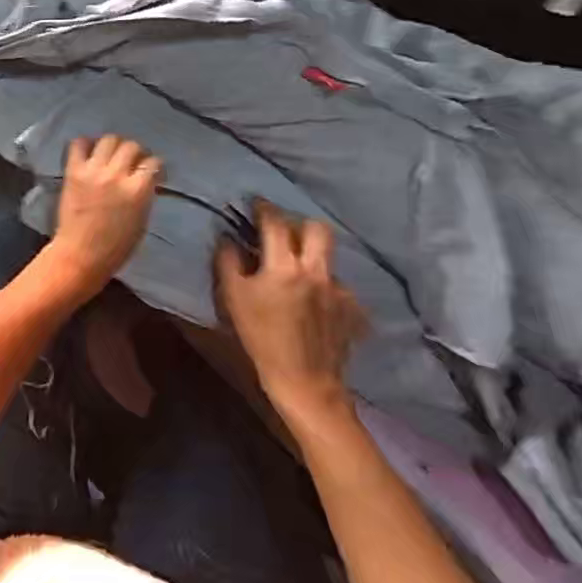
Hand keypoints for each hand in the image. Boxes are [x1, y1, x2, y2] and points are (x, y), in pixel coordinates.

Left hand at [50, 136, 160, 282]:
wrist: (81, 253)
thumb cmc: (116, 246)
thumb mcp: (141, 219)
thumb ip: (144, 194)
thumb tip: (144, 179)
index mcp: (138, 190)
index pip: (153, 163)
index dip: (154, 165)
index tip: (152, 171)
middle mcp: (117, 175)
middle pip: (131, 146)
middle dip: (136, 152)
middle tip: (131, 162)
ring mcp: (93, 171)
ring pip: (108, 140)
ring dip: (113, 145)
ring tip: (111, 155)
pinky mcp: (73, 172)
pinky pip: (78, 144)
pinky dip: (85, 144)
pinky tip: (89, 153)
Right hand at [216, 201, 367, 424]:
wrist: (304, 379)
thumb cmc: (259, 336)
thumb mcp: (233, 297)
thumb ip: (229, 262)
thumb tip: (228, 238)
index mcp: (284, 266)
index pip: (276, 223)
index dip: (264, 208)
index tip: (255, 202)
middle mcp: (317, 271)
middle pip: (317, 229)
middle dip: (298, 223)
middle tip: (282, 230)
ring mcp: (340, 289)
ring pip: (328, 257)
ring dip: (310, 257)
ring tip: (295, 271)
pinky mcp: (353, 308)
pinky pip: (337, 286)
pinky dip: (323, 286)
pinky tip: (312, 302)